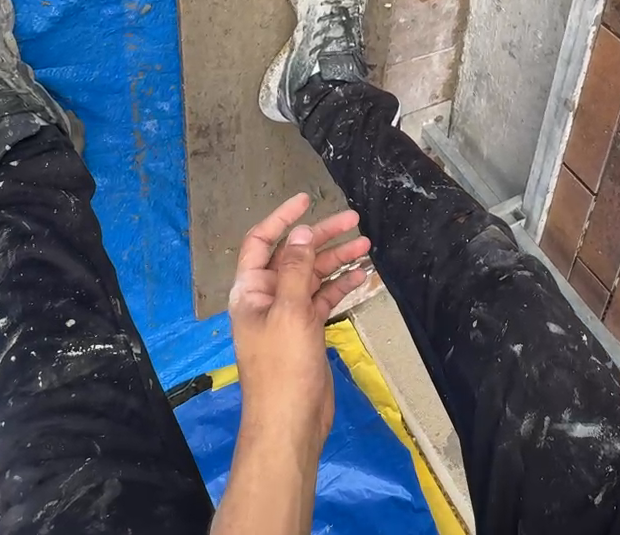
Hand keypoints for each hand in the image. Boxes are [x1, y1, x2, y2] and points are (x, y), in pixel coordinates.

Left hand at [228, 192, 371, 453]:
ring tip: (367, 244)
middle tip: (355, 220)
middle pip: (295, 255)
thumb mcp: (290, 310)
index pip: (262, 242)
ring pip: (314, 275)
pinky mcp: (307, 329)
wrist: (290, 421)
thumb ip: (296, 268)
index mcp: (252, 291)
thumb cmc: (283, 365)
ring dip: (338, 259)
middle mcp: (268, 297)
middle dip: (323, 236)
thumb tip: (301, 232)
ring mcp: (289, 314)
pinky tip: (365, 276)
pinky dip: (343, 285)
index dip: (282, 218)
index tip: (306, 199)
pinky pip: (325, 297)